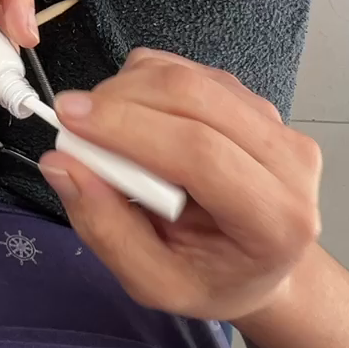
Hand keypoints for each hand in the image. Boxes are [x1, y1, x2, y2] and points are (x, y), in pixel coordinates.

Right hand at [39, 49, 323, 320]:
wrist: (257, 261)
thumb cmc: (207, 274)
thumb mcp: (153, 281)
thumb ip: (106, 228)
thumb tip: (60, 163)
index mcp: (277, 218)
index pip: (199, 152)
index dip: (127, 127)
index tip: (66, 118)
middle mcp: (288, 157)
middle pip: (189, 96)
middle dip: (115, 100)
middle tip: (69, 120)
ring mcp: (268, 116)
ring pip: (178, 73)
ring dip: (122, 90)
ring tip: (103, 132)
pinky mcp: (242, 91)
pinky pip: (174, 66)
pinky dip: (135, 82)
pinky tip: (133, 119)